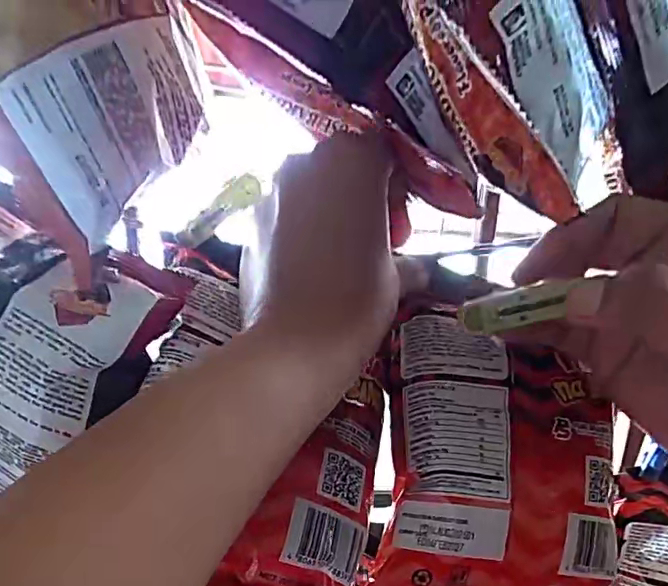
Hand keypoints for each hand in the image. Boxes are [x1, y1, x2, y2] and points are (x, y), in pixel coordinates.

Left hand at [240, 133, 399, 375]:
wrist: (292, 347)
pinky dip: (300, 237)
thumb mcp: (396, 278)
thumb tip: (417, 269)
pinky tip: (310, 274)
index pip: (386, 155)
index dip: (399, 192)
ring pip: (310, 194)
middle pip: (344, 169)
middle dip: (362, 202)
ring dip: (329, 217)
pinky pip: (284, 221)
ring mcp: (271, 194)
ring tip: (340, 262)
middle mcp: (306, 162)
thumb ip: (408, 259)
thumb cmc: (354, 303)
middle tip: (375, 247)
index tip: (401, 231)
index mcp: (353, 158)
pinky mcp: (249, 228)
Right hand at [507, 196, 667, 480]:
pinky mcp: (604, 357)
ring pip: (562, 301)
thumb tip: (571, 296)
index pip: (612, 221)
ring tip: (487, 322)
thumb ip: (646, 303)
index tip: (532, 273)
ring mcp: (621, 318)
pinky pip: (561, 338)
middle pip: (578, 260)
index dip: (568, 240)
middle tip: (500, 302)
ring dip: (526, 310)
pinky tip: (505, 342)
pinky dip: (532, 338)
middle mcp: (645, 273)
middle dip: (538, 277)